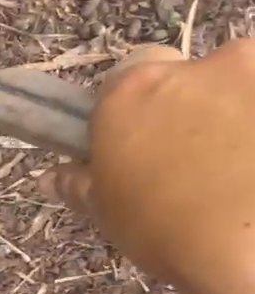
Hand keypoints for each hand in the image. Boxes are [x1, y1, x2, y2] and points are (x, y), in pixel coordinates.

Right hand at [40, 39, 254, 293]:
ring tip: (238, 164)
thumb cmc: (168, 227)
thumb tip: (58, 176)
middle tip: (190, 154)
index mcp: (134, 90)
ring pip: (245, 84)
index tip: (131, 137)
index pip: (123, 75)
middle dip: (192, 102)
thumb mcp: (105, 210)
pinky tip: (254, 171)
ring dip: (238, 110)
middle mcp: (204, 66)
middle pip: (193, 72)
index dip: (127, 106)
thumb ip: (79, 183)